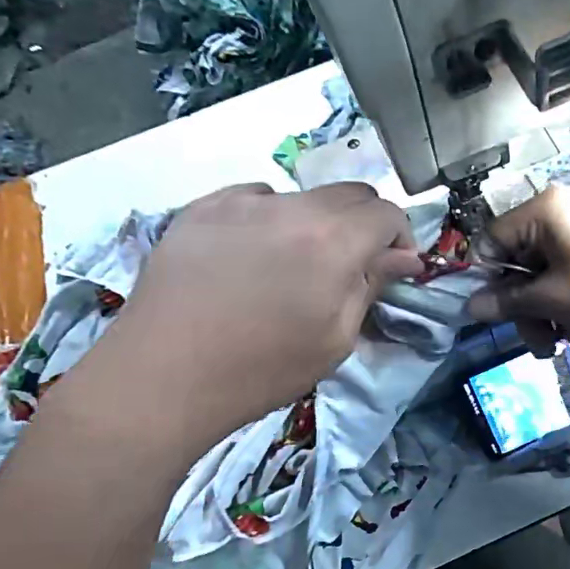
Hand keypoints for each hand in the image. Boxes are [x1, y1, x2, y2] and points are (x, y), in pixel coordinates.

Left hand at [60, 183, 422, 452]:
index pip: (387, 213)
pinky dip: (270, 219)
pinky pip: (254, 199)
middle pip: (350, 193)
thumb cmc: (263, 369)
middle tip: (352, 266)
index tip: (394, 267)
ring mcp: (241, 201)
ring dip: (317, 223)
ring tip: (294, 265)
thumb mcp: (336, 338)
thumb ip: (372, 286)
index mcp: (333, 241)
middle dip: (364, 224)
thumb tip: (405, 258)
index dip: (401, 238)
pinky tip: (252, 257)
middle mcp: (292, 207)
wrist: (164, 375)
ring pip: (302, 196)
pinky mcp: (201, 208)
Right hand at [465, 185, 569, 349]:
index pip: (492, 243)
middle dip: (538, 313)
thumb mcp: (559, 302)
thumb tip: (470, 306)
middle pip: (530, 266)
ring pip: (565, 280)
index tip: (509, 320)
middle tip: (551, 349)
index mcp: (545, 212)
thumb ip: (511, 304)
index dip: (493, 285)